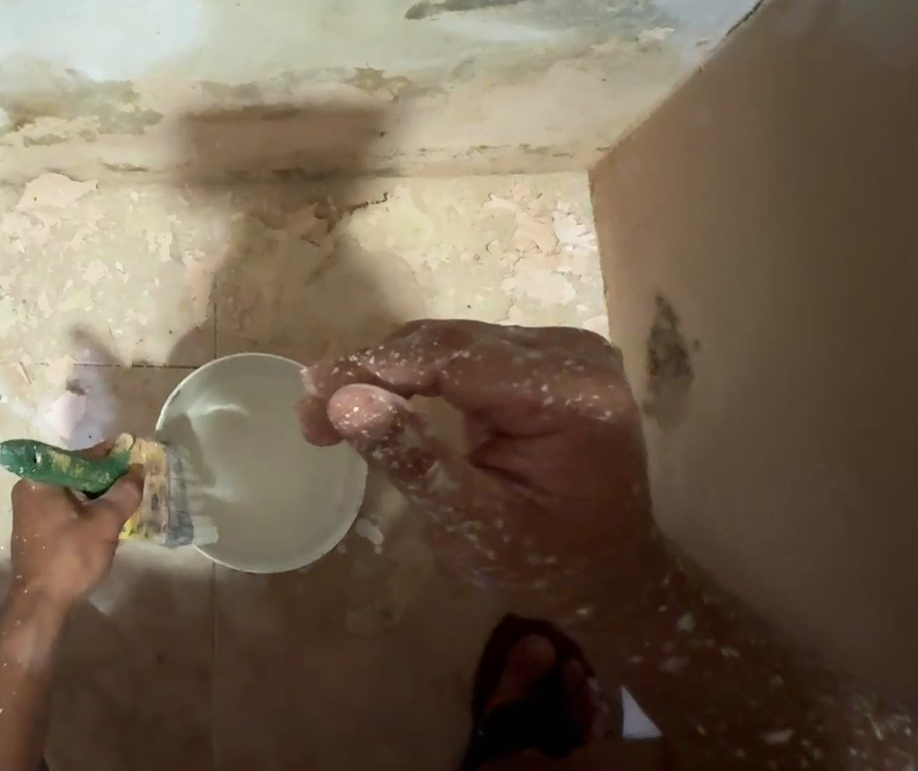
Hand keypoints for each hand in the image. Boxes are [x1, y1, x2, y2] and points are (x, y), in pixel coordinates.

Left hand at [6, 455, 142, 612]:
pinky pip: (63, 507)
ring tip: (122, 497)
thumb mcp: (104, 523)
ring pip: (69, 491)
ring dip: (94, 494)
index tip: (130, 454)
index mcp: (40, 479)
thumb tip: (138, 470)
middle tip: (130, 479)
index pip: (78, 456)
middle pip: (73, 472)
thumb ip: (123, 493)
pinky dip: (83, 508)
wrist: (40, 604)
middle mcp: (29, 488)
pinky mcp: (34, 528)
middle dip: (102, 476)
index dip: (107, 456)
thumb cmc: (70, 557)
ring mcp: (29, 509)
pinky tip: (103, 517)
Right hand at [297, 320, 662, 620]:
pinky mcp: (538, 357)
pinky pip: (456, 353)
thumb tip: (341, 400)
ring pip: (443, 343)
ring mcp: (558, 351)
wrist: (607, 574)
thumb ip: (413, 460)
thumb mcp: (474, 528)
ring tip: (329, 409)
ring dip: (382, 372)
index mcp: (572, 393)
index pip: (451, 359)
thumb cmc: (545, 564)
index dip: (372, 369)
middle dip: (370, 373)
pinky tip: (374, 395)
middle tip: (311, 412)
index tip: (310, 393)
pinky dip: (408, 375)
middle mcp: (571, 354)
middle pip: (445, 343)